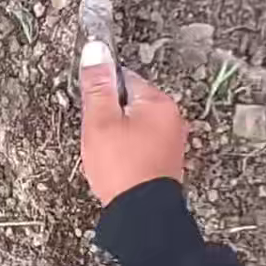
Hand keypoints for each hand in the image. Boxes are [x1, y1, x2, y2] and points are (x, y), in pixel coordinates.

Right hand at [79, 42, 185, 204]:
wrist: (141, 215)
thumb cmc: (122, 168)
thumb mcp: (100, 121)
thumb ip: (98, 86)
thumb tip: (96, 51)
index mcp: (158, 102)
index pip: (124, 79)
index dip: (102, 95)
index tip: (93, 112)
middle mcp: (171, 118)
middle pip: (130, 103)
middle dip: (110, 117)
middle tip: (99, 137)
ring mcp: (171, 141)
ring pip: (135, 126)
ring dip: (118, 136)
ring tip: (108, 155)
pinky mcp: (166, 161)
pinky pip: (141, 145)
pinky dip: (128, 152)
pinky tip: (119, 166)